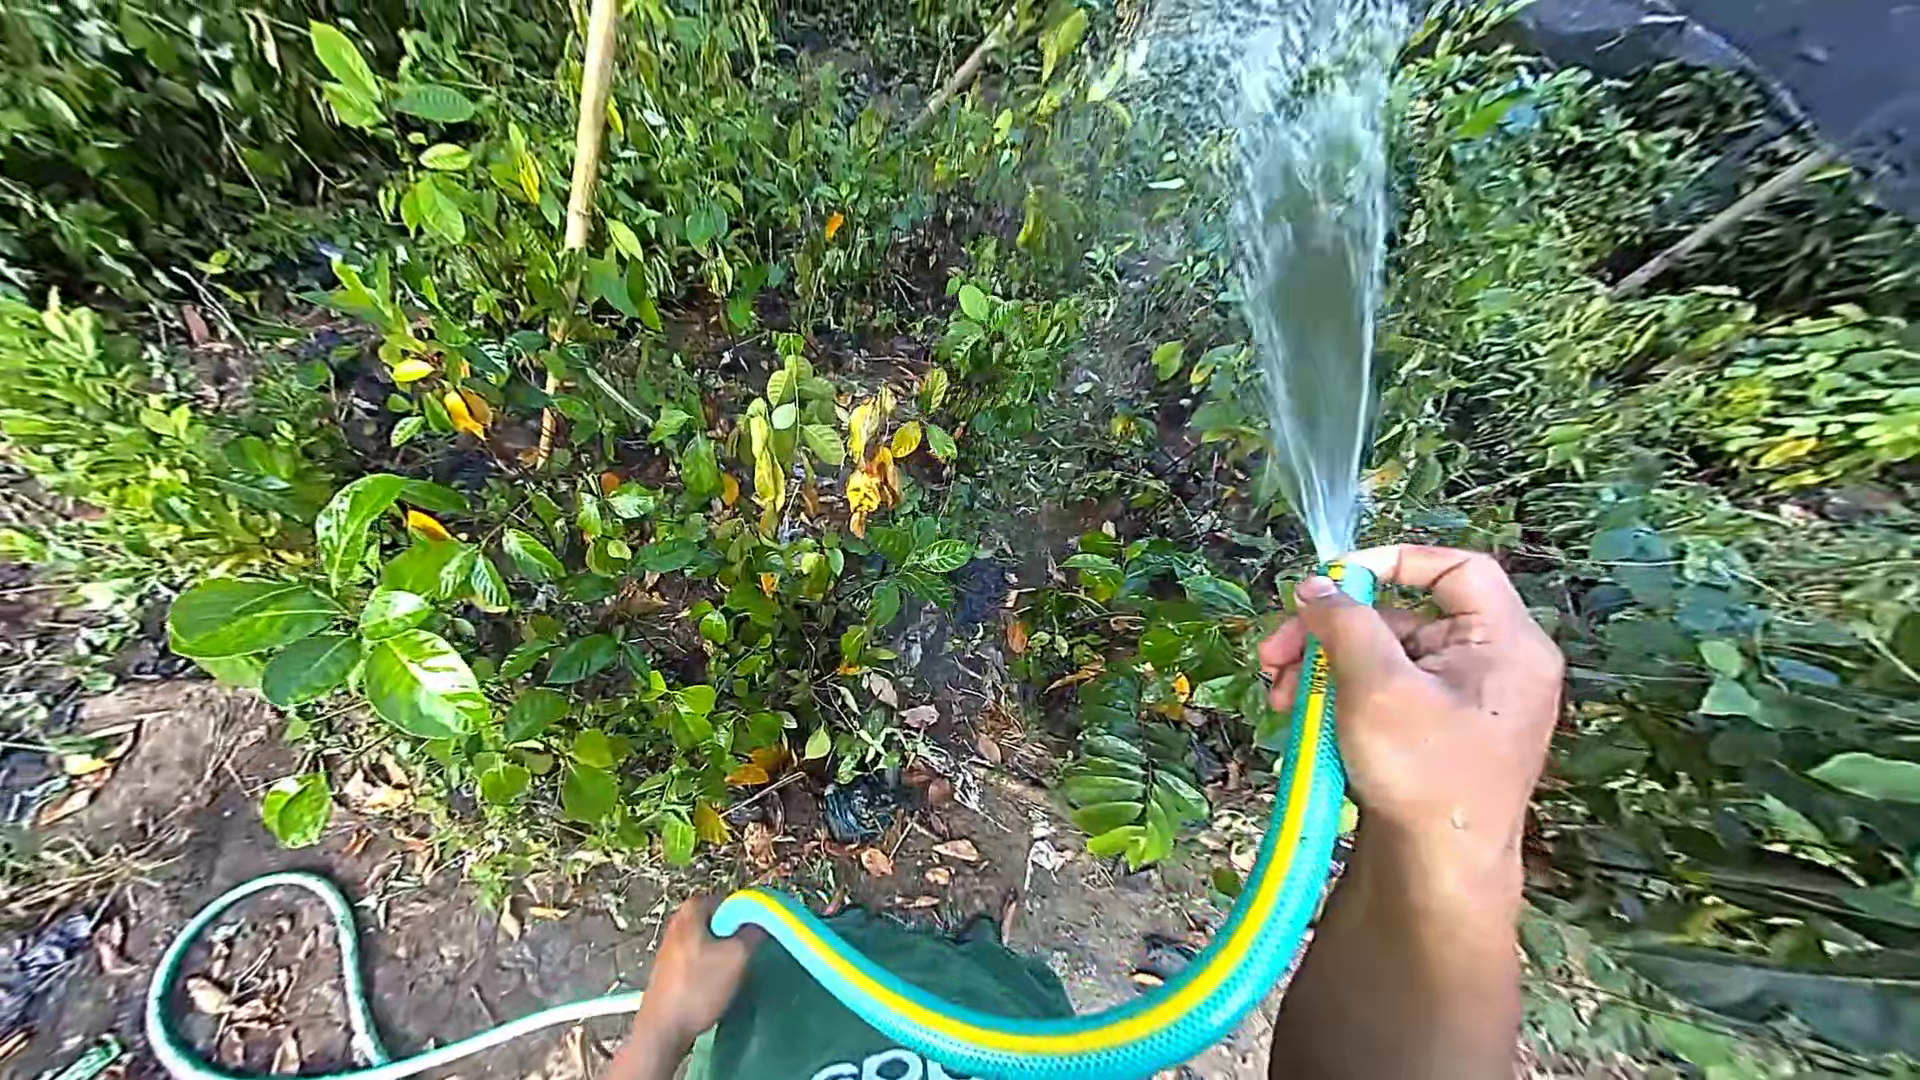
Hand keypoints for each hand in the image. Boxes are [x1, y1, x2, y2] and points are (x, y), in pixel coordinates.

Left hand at [631, 897, 764, 1051]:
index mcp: (693, 907)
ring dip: (724, 955)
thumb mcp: (738, 955)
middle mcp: (679, 919)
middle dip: (735, 937)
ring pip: (712, 941)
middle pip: (722, 921)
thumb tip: (765, 917)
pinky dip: (709, 967)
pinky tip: (713, 986)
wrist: (660, 1036)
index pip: (734, 901)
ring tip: (729, 974)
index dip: (749, 919)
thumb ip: (756, 930)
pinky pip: (700, 957)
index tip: (755, 940)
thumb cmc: (699, 988)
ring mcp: (671, 944)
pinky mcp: (669, 967)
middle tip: (744, 957)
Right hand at [1259, 545, 1561, 891]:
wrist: (1436, 865)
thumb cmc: (1420, 769)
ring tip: (1279, 693)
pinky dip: (1333, 688)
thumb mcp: (1375, 684)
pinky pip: (1374, 682)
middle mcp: (1486, 661)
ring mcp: (1455, 693)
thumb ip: (1343, 622)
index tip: (1333, 579)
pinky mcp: (1428, 719)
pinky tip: (1298, 709)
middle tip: (1274, 653)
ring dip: (1318, 663)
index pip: (1457, 568)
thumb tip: (1313, 584)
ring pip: (1373, 650)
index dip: (1392, 561)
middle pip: (1395, 614)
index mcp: (1502, 643)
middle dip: (1327, 630)